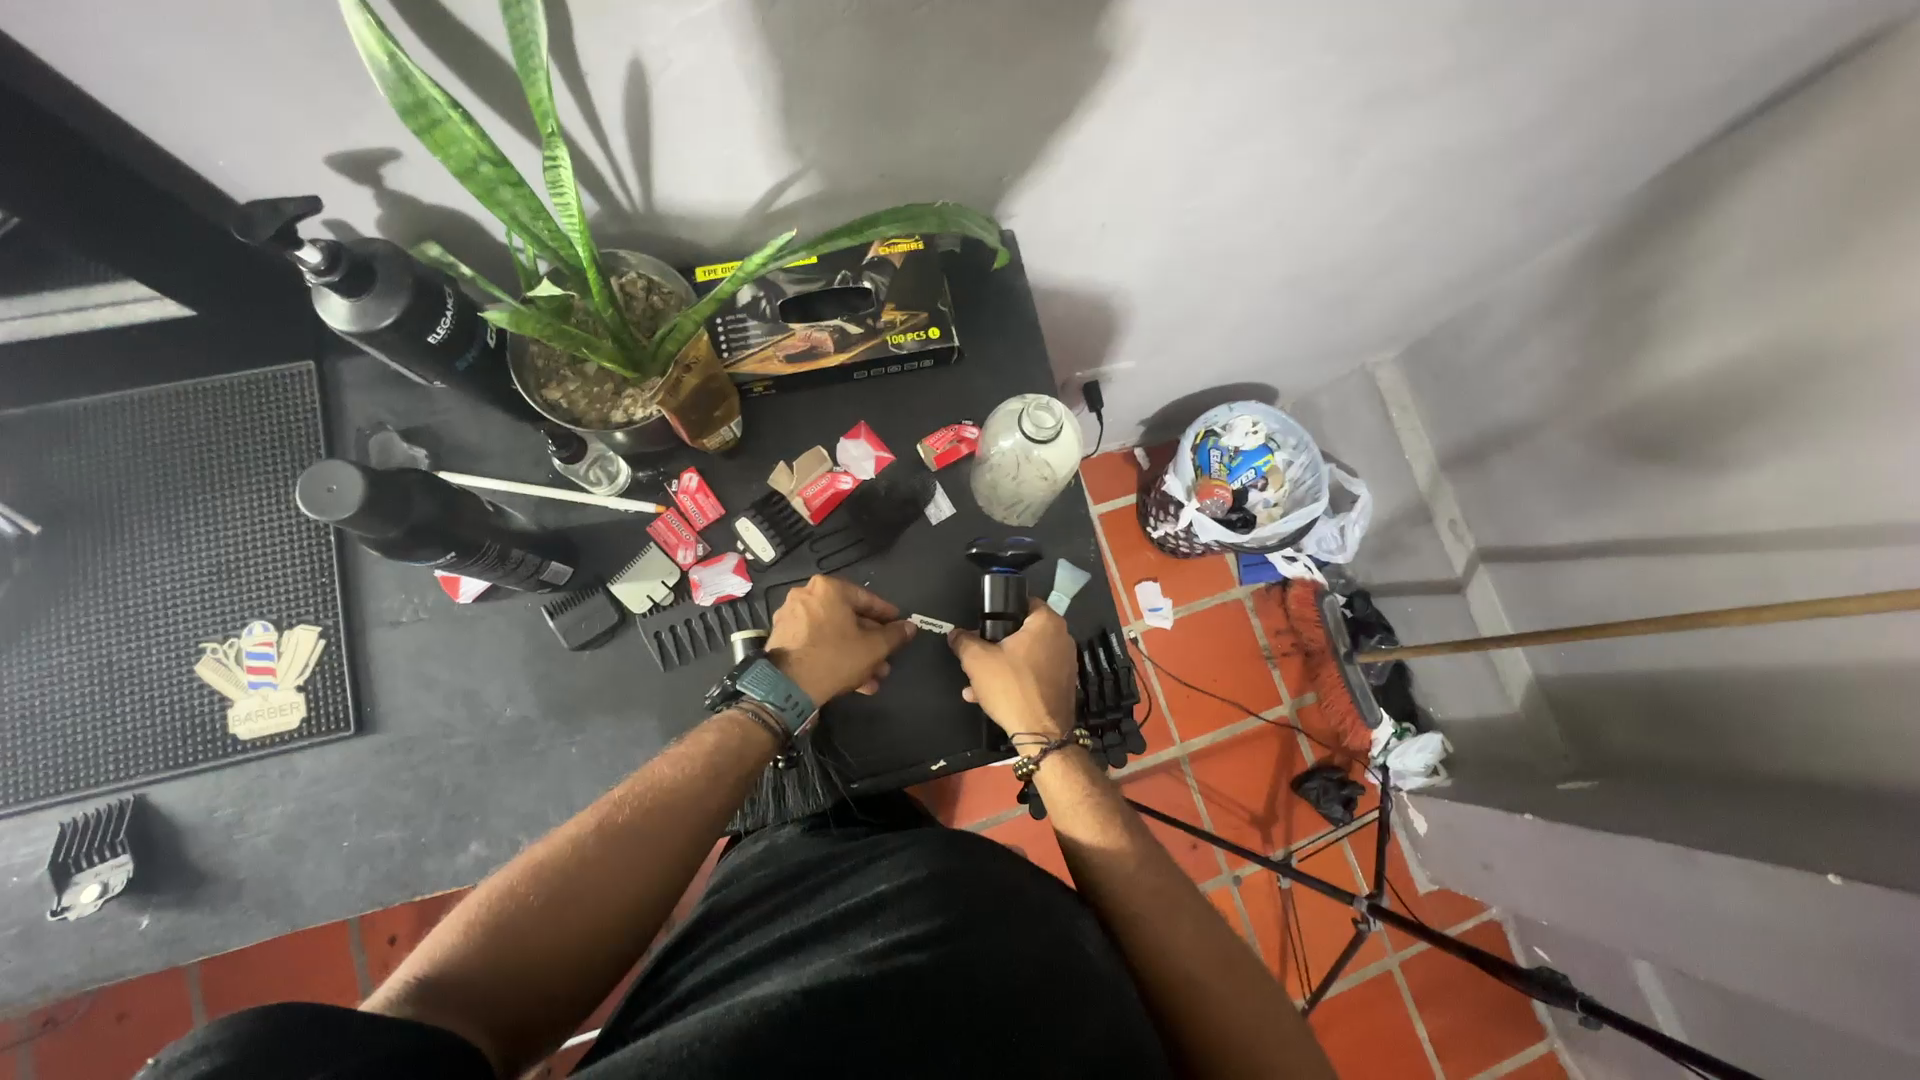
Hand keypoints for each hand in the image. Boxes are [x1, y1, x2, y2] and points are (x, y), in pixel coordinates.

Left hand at [764, 576, 915, 703]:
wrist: (788, 687)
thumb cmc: (836, 657)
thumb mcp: (873, 647)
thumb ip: (895, 635)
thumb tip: (909, 627)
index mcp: (828, 589)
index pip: (867, 599)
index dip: (887, 615)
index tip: (899, 625)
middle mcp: (807, 596)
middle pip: (849, 619)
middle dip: (871, 642)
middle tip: (887, 657)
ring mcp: (792, 618)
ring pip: (834, 635)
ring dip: (856, 655)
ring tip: (875, 677)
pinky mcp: (783, 640)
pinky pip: (817, 643)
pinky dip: (836, 657)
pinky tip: (856, 682)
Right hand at [947, 599, 1077, 740]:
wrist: (1041, 734)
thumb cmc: (1011, 687)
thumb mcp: (977, 661)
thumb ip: (964, 641)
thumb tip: (955, 634)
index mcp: (1047, 623)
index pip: (1024, 601)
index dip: (1000, 610)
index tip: (983, 624)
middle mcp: (1062, 638)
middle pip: (1022, 632)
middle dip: (995, 644)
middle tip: (977, 655)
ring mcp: (1066, 663)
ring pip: (1026, 656)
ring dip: (1001, 666)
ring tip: (975, 683)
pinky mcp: (1063, 684)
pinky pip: (1034, 674)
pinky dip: (1015, 680)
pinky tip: (989, 696)